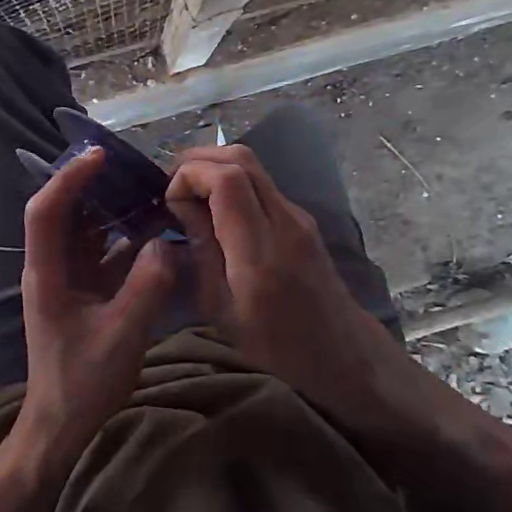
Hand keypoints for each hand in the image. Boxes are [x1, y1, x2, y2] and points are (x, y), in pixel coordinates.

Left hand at [17, 146, 176, 457]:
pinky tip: (152, 234)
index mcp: (47, 273)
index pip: (46, 211)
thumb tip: (167, 244)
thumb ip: (147, 287)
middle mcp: (51, 268)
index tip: (99, 156)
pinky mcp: (82, 293)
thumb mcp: (122, 335)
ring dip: (111, 212)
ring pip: (85, 233)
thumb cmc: (83, 382)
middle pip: (65, 214)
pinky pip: (101, 255)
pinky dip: (123, 241)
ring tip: (147, 193)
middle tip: (132, 168)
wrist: (62, 423)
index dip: (69, 179)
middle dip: (93, 187)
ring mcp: (66, 280)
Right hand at [165, 145, 389, 397]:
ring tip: (188, 194)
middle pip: (242, 159)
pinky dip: (231, 181)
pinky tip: (214, 208)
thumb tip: (180, 206)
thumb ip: (202, 251)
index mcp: (260, 250)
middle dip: (199, 159)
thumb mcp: (220, 309)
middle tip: (171, 184)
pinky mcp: (302, 219)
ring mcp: (297, 216)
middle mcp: (284, 221)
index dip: (190, 175)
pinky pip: (262, 184)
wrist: (342, 352)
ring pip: (253, 166)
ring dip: (215, 167)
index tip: (170, 201)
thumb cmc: (275, 344)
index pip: (227, 179)